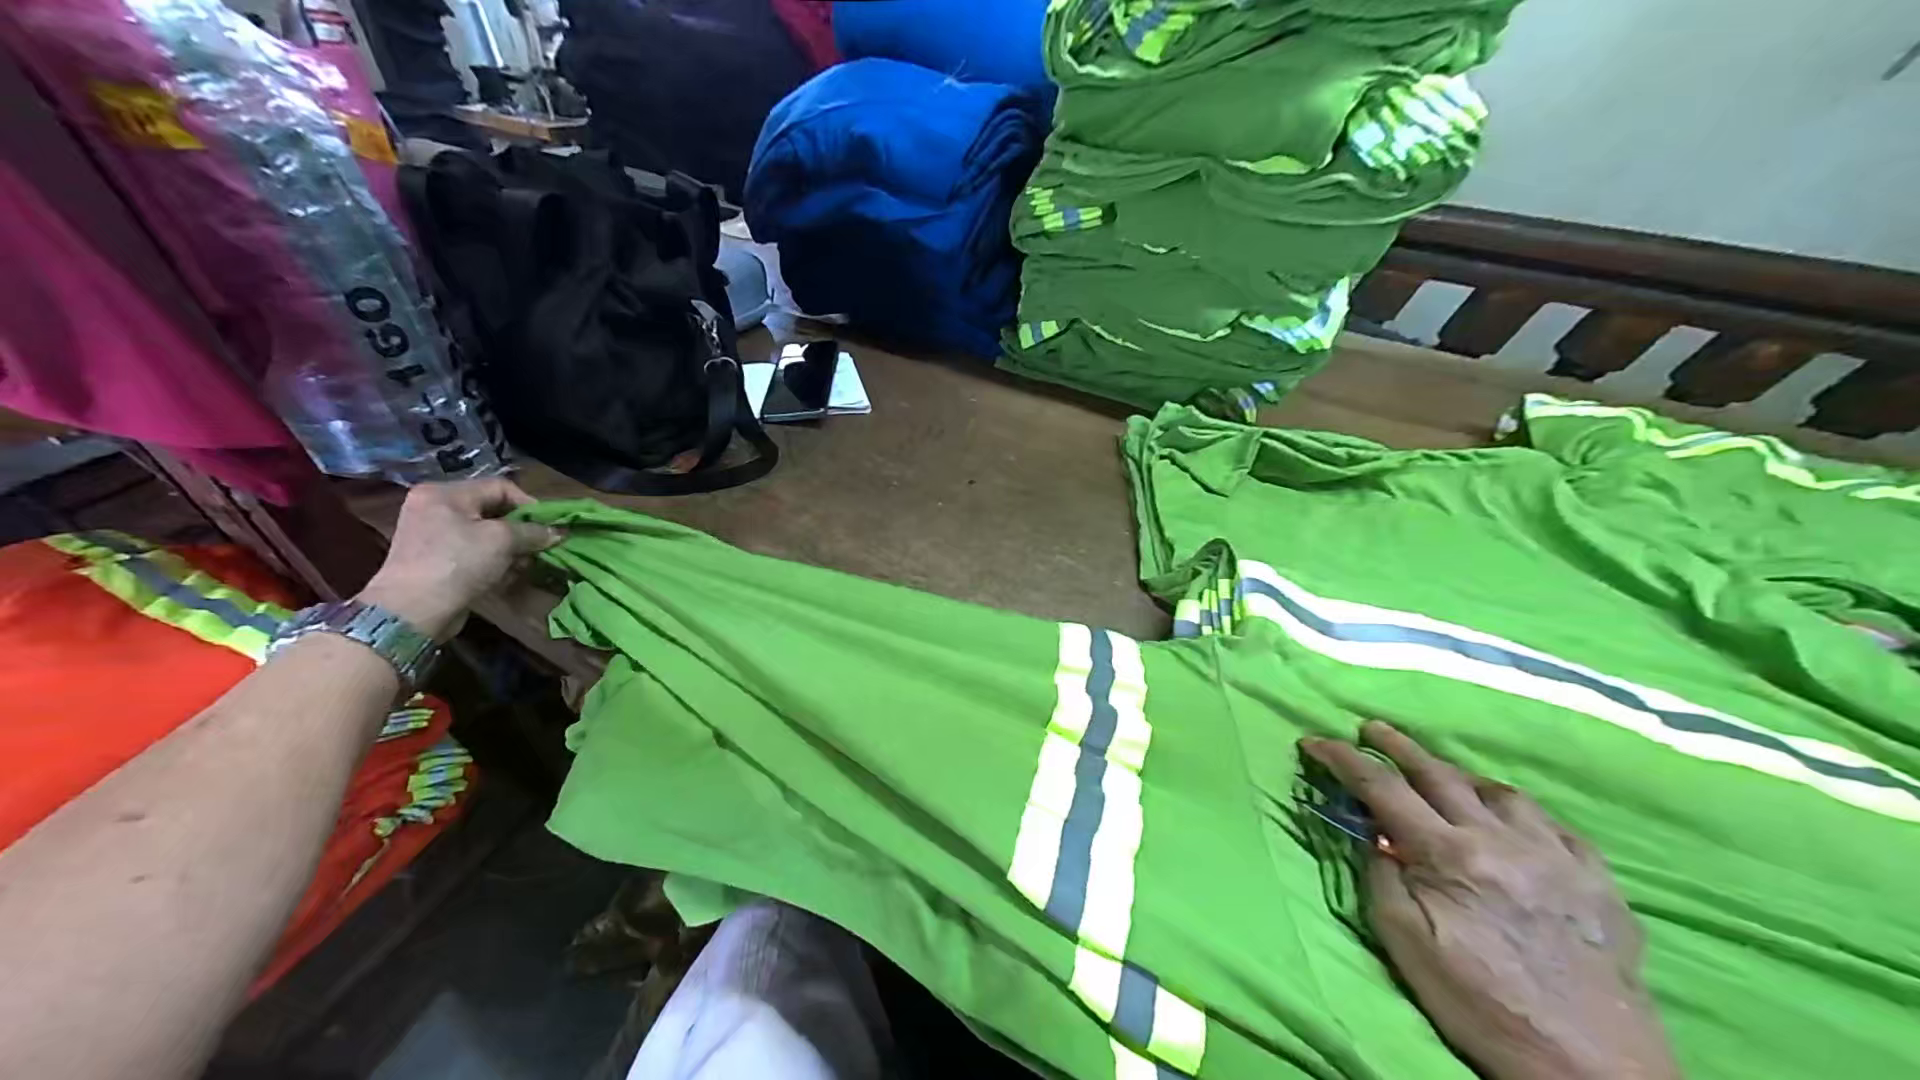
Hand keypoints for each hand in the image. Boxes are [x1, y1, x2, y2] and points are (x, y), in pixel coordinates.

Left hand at [357, 478, 562, 640]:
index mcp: (445, 493)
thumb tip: (557, 532)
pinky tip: (507, 575)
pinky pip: (475, 551)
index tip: (549, 527)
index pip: (500, 487)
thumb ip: (534, 531)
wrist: (414, 611)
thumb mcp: (503, 540)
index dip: (530, 505)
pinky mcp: (436, 559)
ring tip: (525, 565)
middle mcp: (436, 507)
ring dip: (511, 549)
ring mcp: (433, 534)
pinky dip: (494, 561)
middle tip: (540, 547)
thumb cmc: (459, 563)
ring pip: (487, 534)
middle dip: (522, 530)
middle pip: (494, 511)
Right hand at [1302, 722, 1680, 1079]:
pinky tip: (1511, 819)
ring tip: (1441, 776)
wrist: (1592, 1071)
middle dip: (1396, 746)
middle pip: (1439, 773)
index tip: (1314, 740)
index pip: (1382, 788)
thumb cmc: (1481, 1007)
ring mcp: (1557, 857)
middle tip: (1371, 729)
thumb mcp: (1404, 943)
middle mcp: (1503, 840)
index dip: (1342, 759)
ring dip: (1459, 776)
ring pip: (1499, 792)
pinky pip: (1556, 825)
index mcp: (1450, 855)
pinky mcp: (1599, 882)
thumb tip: (1373, 835)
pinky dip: (1521, 811)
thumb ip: (1382, 876)